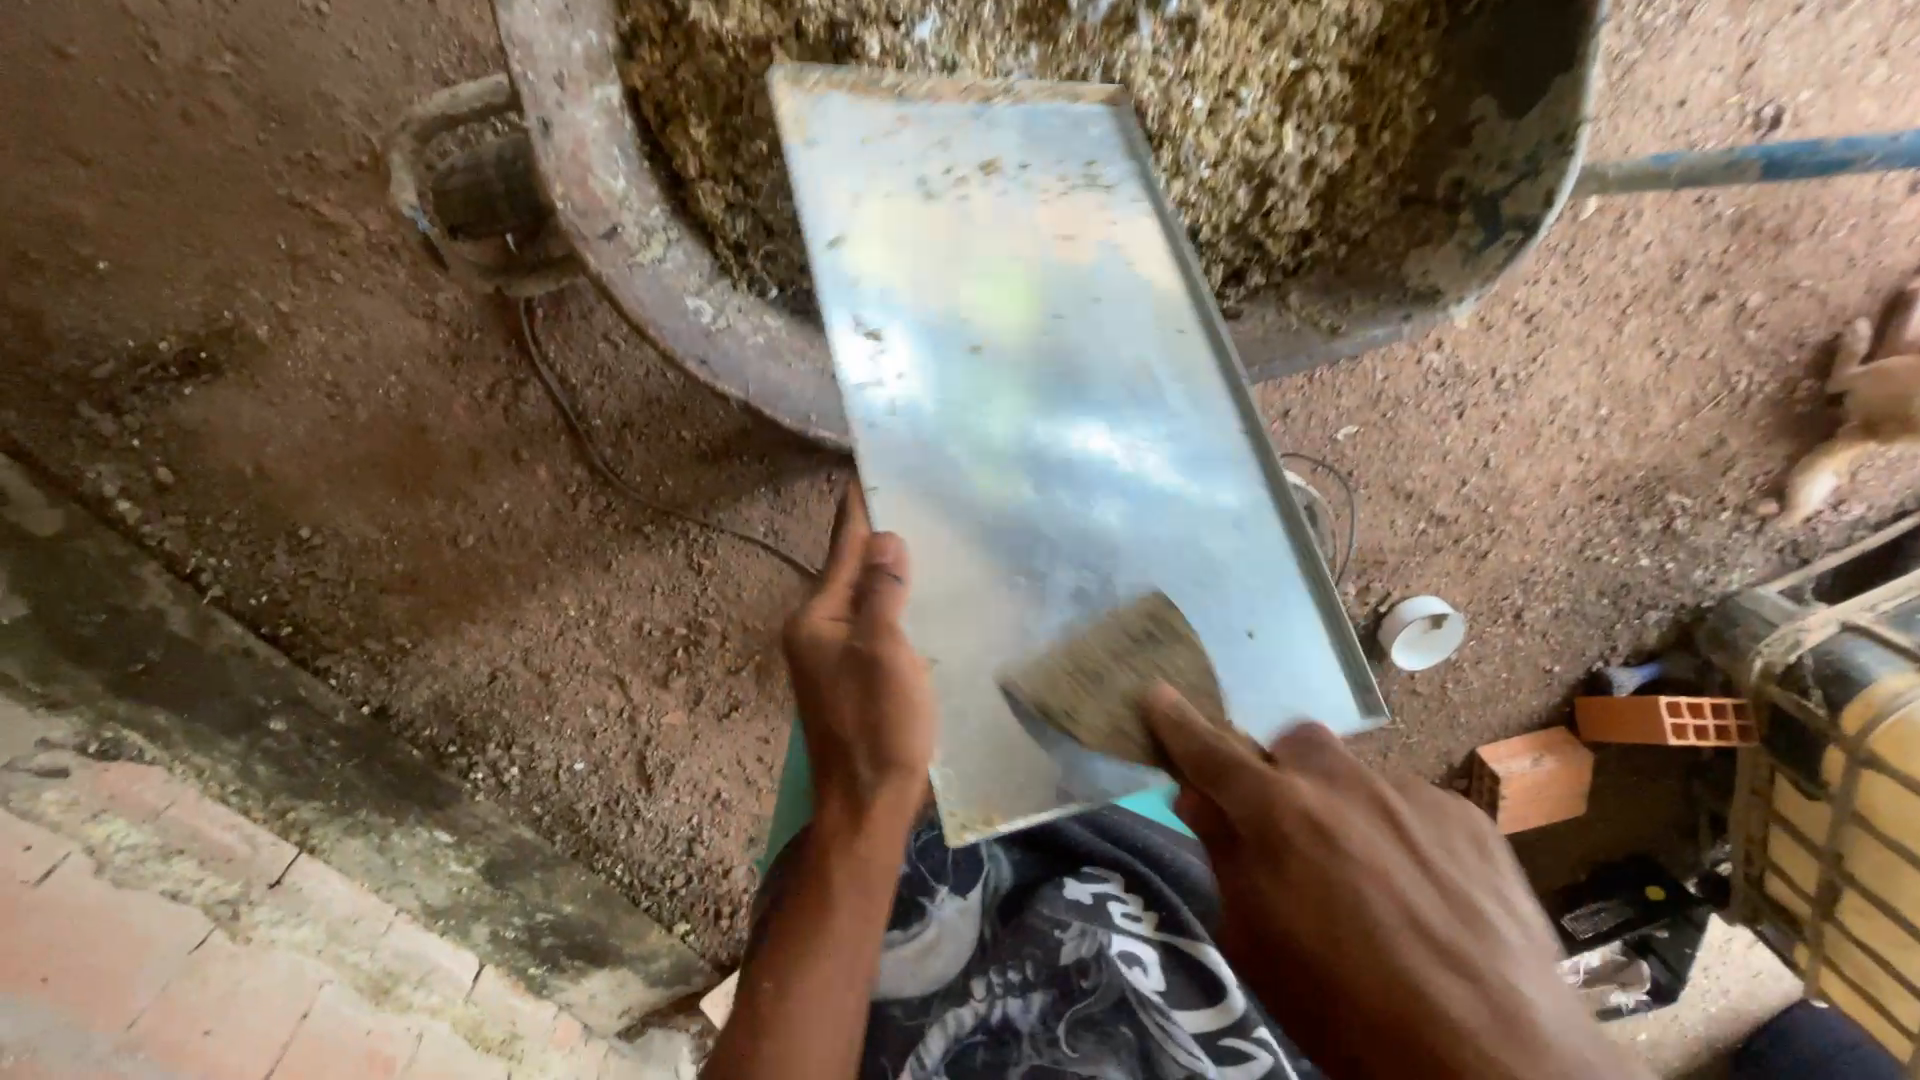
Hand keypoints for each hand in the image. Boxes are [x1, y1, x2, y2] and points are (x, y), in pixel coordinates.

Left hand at [783, 484, 935, 831]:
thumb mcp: (884, 651)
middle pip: (848, 569)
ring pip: (860, 597)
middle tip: (909, 496)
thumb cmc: (879, 725)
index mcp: (816, 618)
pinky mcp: (850, 674)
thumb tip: (884, 537)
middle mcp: (815, 630)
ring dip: (884, 568)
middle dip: (875, 535)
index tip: (866, 469)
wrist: (868, 802)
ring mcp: (830, 654)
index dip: (858, 509)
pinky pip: (870, 621)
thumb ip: (882, 592)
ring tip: (917, 535)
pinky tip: (913, 594)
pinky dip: (890, 601)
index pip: (842, 548)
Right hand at [1141, 684, 1646, 1079]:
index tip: (1158, 694)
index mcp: (1279, 815)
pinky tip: (1422, 894)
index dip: (1178, 723)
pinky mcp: (1467, 818)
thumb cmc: (1346, 1010)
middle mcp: (1342, 785)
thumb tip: (1199, 799)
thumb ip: (1224, 856)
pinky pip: (1413, 806)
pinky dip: (1400, 835)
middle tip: (1290, 827)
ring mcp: (1411, 795)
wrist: (1492, 1057)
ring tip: (1370, 880)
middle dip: (1282, 771)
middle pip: (1295, 743)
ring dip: (1344, 808)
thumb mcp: (1255, 942)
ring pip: (1358, 777)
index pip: (1211, 753)